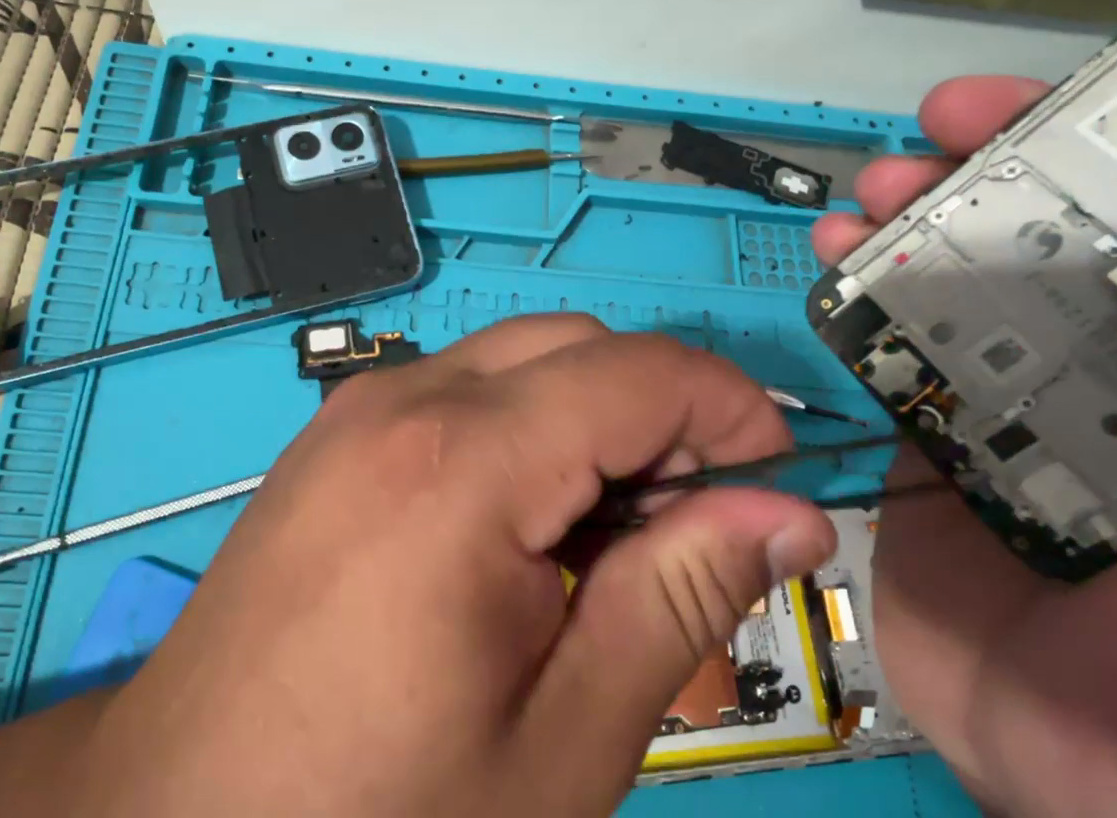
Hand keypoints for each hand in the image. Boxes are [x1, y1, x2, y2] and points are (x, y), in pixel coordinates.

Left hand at [73, 318, 837, 815]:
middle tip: (692, 529)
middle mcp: (403, 402)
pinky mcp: (331, 443)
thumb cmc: (378, 811)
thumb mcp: (564, 734)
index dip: (731, 411)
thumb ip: (680, 598)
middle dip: (663, 411)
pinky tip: (521, 532)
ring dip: (593, 419)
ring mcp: (354, 414)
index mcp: (465, 461)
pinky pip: (459, 393)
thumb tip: (784, 516)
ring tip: (608, 542)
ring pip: (520, 360)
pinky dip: (523, 431)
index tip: (774, 487)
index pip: (643, 371)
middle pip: (580, 345)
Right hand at [814, 78, 1116, 815]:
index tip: (1080, 96)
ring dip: (915, 219)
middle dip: (1002, 166)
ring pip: (962, 282)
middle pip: (1059, 237)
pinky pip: (888, 358)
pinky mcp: (932, 446)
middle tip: (942, 123)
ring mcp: (1020, 406)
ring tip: (878, 188)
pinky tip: (830, 260)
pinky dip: (854, 301)